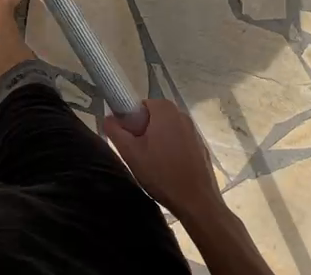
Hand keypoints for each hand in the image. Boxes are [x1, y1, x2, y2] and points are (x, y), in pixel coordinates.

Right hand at [103, 99, 220, 219]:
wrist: (199, 205)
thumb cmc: (162, 175)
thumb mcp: (130, 153)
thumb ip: (114, 130)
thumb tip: (108, 117)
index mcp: (165, 109)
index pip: (140, 106)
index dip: (132, 123)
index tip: (132, 142)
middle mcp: (182, 114)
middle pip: (154, 117)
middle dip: (145, 133)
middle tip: (140, 154)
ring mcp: (194, 131)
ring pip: (167, 130)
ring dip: (159, 142)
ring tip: (155, 165)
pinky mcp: (202, 147)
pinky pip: (180, 142)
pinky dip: (173, 151)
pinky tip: (171, 171)